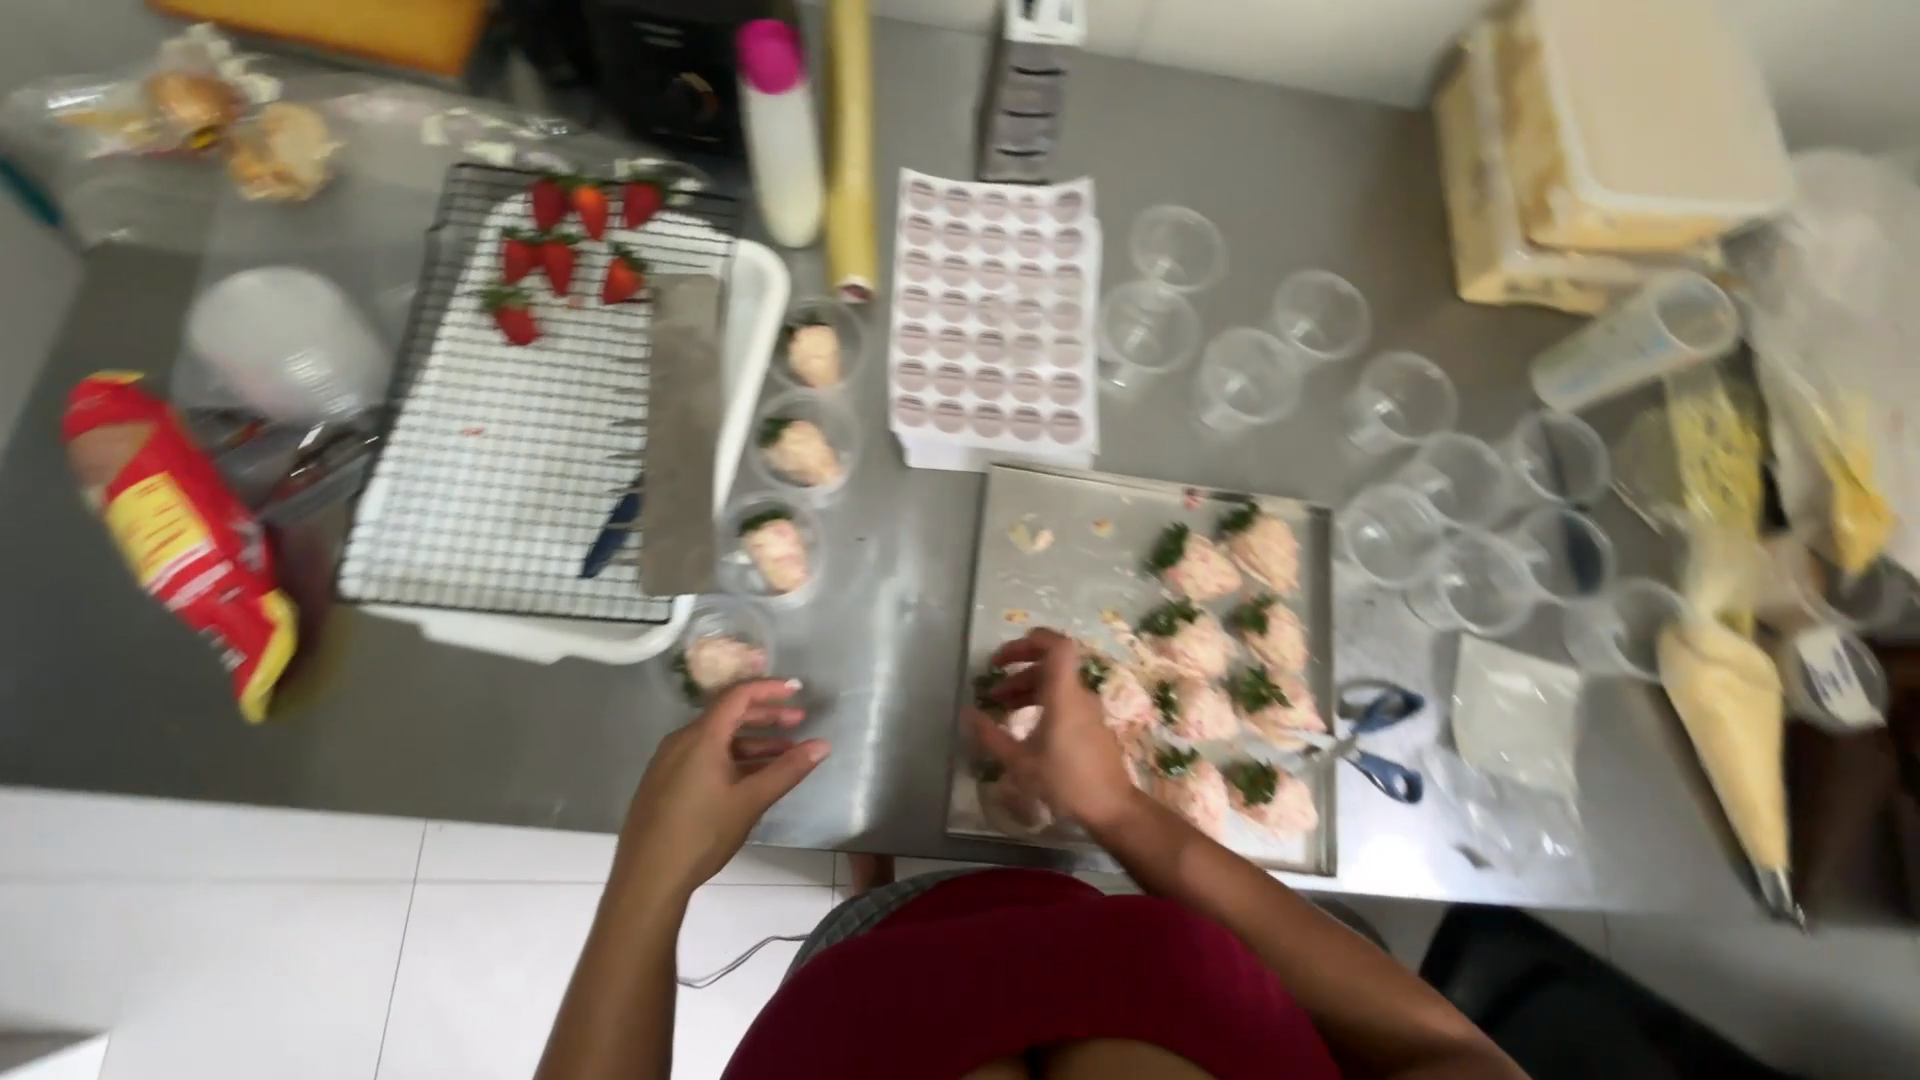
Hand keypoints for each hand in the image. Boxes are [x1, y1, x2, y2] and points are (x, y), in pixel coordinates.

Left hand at [616, 679, 828, 896]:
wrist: (646, 880)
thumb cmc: (701, 834)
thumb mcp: (751, 801)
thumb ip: (788, 770)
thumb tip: (823, 745)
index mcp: (701, 737)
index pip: (738, 696)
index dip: (769, 689)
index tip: (796, 690)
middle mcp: (681, 741)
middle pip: (728, 715)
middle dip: (766, 717)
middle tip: (799, 722)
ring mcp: (668, 762)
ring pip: (717, 740)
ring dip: (752, 742)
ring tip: (783, 754)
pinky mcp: (663, 783)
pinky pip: (703, 757)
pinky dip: (732, 758)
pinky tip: (751, 777)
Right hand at [969, 628, 1138, 829]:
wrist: (1112, 807)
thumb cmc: (1065, 782)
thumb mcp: (1020, 763)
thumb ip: (991, 736)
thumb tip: (968, 714)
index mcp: (1063, 695)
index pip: (1057, 645)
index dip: (1030, 640)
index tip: (1004, 657)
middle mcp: (1078, 695)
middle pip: (1050, 662)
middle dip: (1019, 665)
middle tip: (993, 677)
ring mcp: (1088, 709)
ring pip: (1055, 682)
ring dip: (1027, 686)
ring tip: (1000, 704)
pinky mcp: (1091, 723)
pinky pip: (1064, 699)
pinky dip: (1041, 700)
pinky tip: (1023, 722)